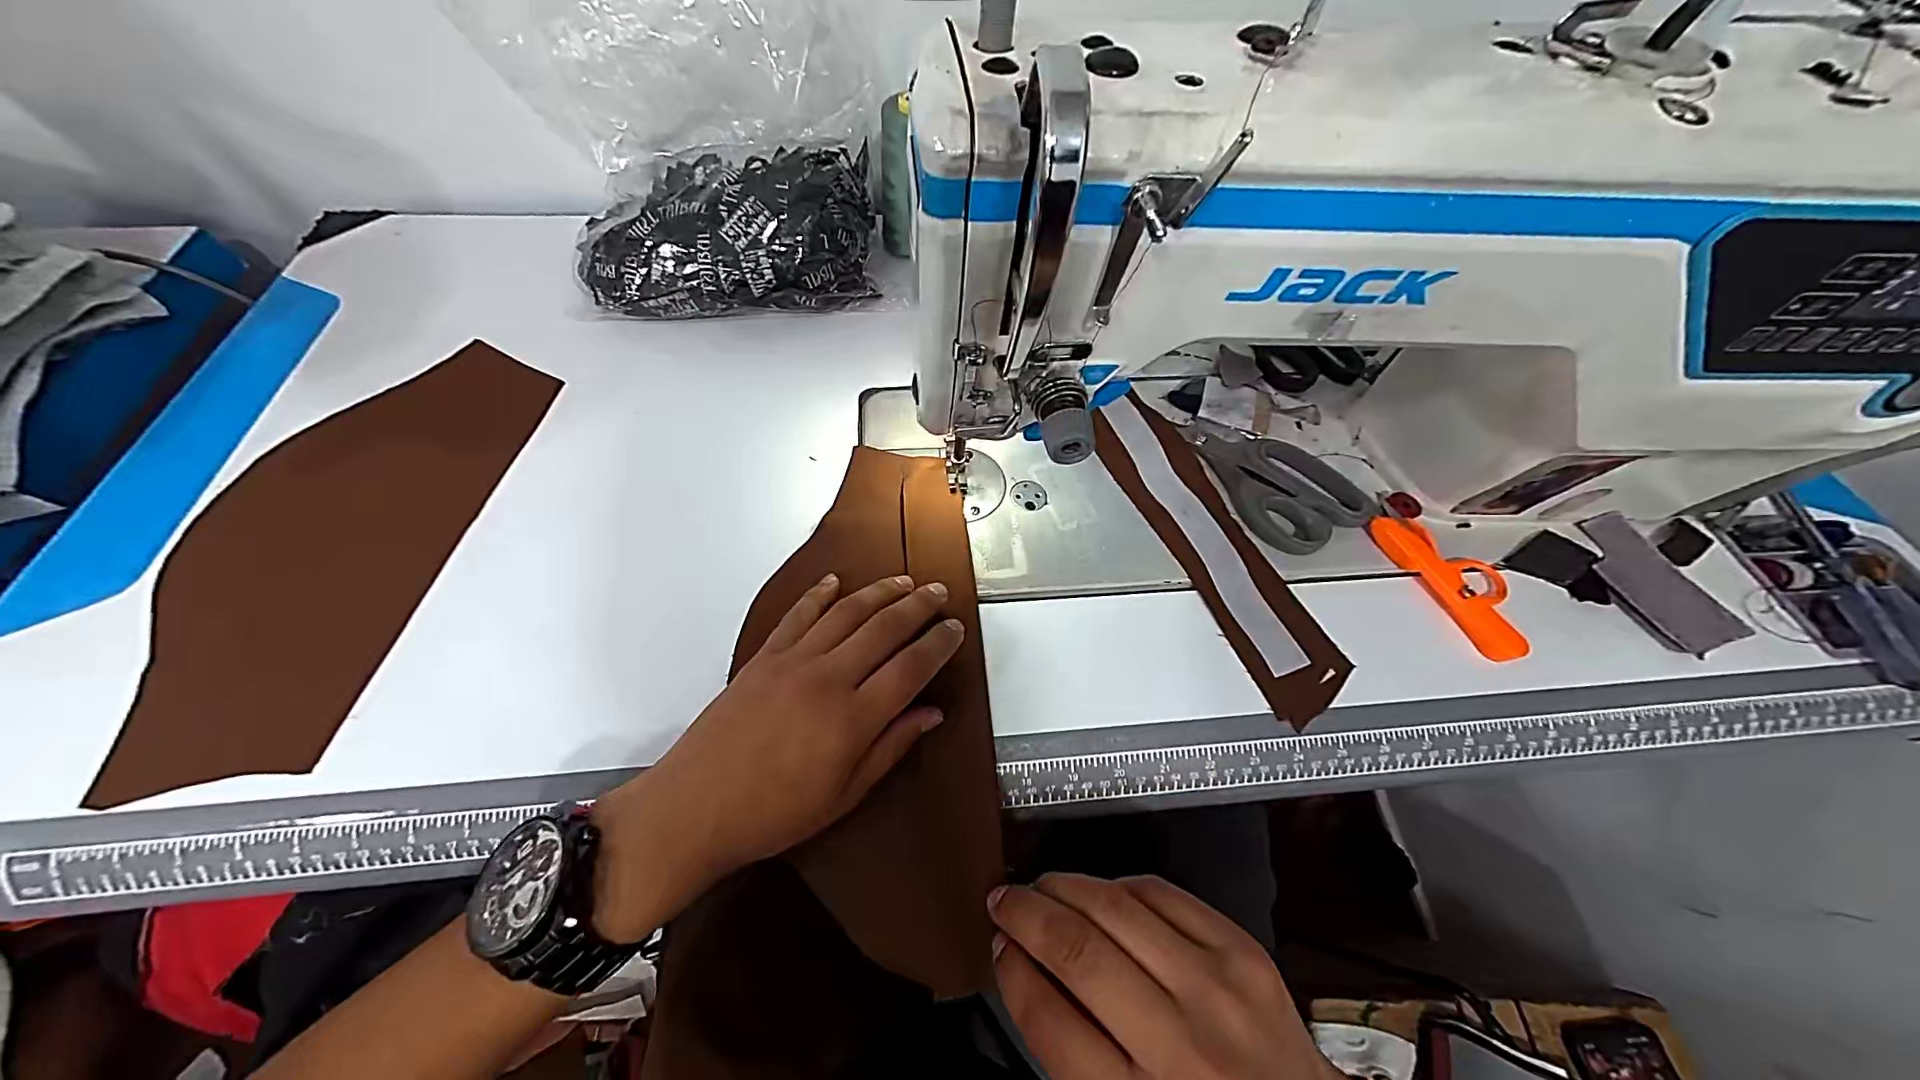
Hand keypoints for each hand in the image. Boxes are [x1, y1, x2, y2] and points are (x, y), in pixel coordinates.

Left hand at [590, 573, 964, 940]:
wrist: (695, 809)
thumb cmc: (770, 813)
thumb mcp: (845, 795)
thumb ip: (892, 747)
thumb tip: (929, 717)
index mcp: (853, 719)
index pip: (912, 666)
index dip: (939, 644)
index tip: (953, 631)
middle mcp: (826, 680)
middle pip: (885, 627)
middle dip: (919, 606)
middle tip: (938, 594)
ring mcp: (792, 663)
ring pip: (847, 612)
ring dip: (880, 592)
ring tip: (903, 582)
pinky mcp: (763, 658)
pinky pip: (798, 614)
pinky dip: (819, 594)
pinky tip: (836, 582)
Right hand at [989, 874, 1342, 1079]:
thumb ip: (1075, 1054)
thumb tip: (1027, 969)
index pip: (1049, 1017)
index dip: (1011, 971)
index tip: (999, 946)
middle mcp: (1177, 1044)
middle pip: (1076, 951)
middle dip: (1026, 914)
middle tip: (1004, 900)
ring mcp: (1215, 989)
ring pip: (1114, 908)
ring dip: (1064, 886)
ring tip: (1042, 886)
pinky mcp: (1242, 951)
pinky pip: (1162, 893)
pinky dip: (1120, 884)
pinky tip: (1102, 891)